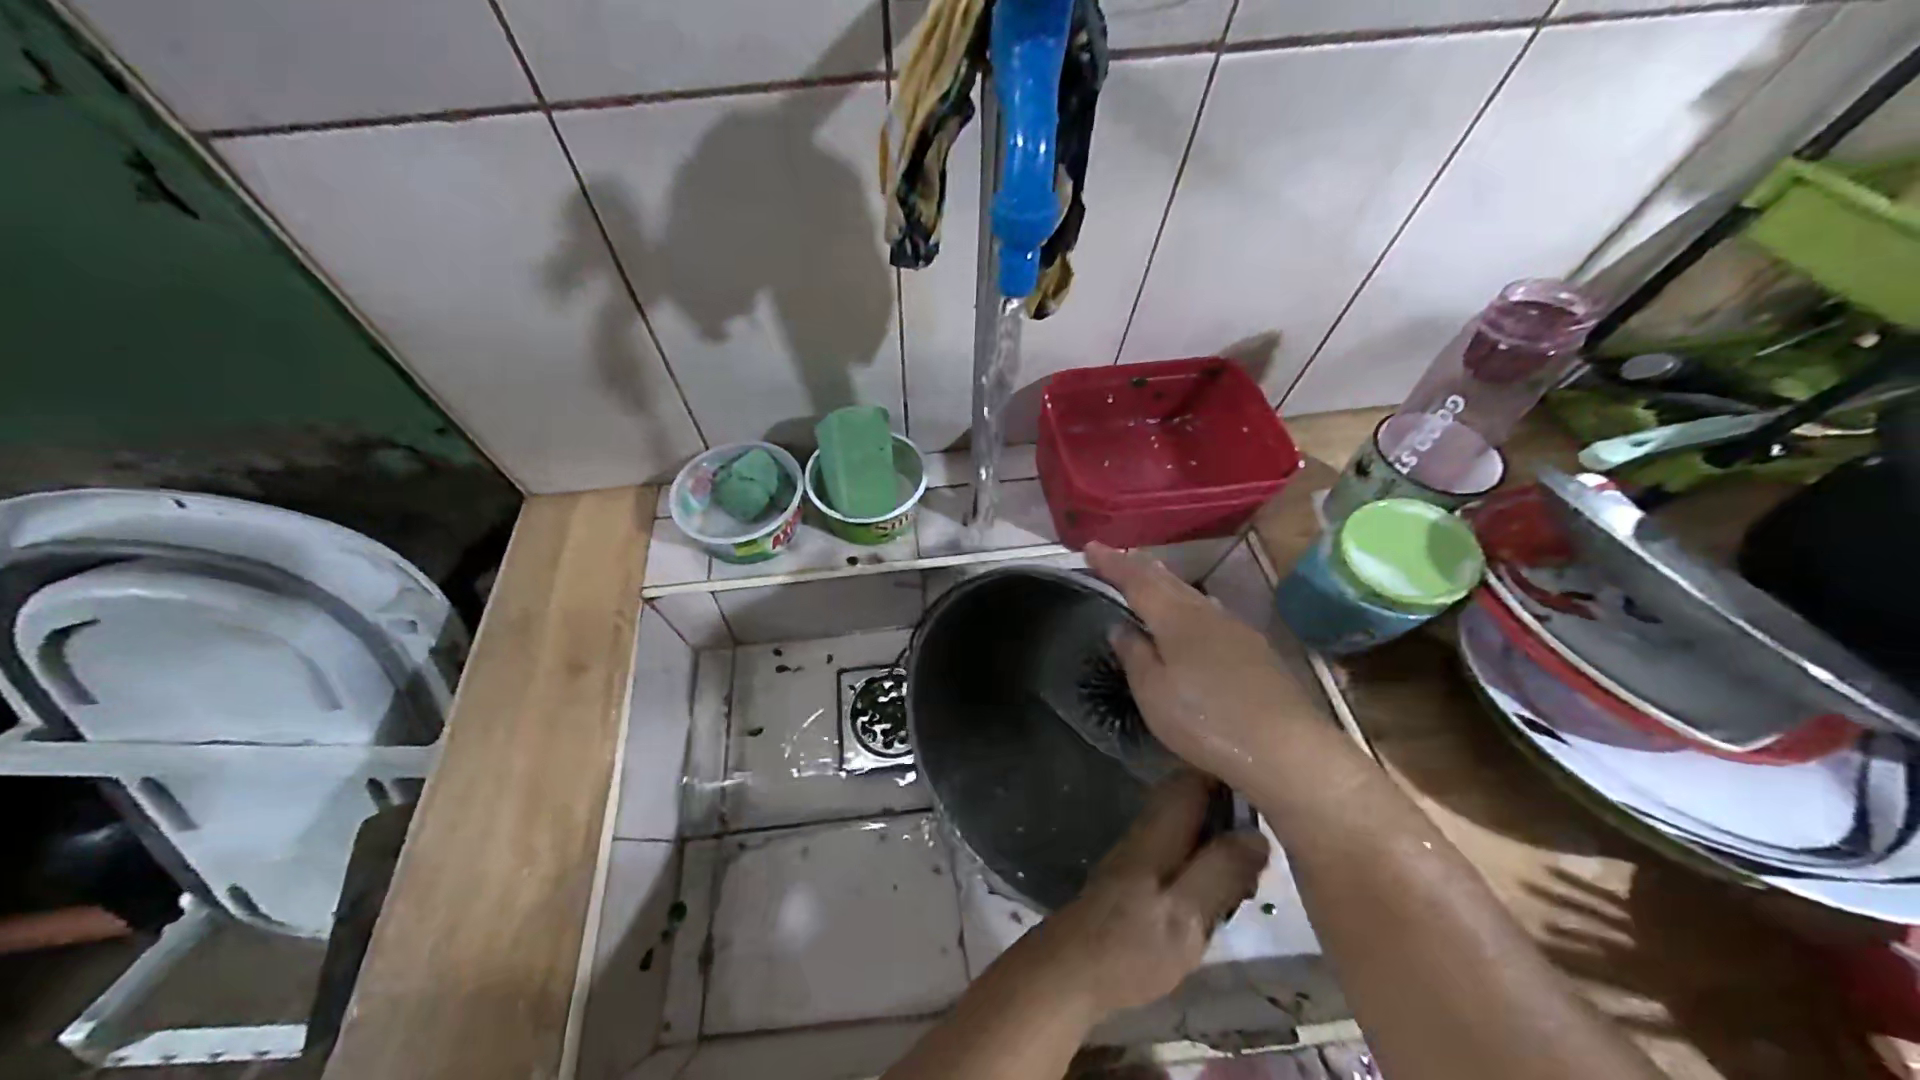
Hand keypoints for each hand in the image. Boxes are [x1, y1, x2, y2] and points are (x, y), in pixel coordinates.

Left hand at [1019, 773, 1267, 1018]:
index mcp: (1159, 829)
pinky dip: (1204, 863)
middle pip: (1192, 799)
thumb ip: (1221, 872)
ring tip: (1251, 876)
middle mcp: (1147, 830)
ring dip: (1219, 842)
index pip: (1193, 777)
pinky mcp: (1137, 876)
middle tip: (1264, 849)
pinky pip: (1179, 852)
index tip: (1266, 795)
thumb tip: (1257, 835)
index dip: (1229, 776)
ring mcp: (1139, 852)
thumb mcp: (1186, 915)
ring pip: (1188, 827)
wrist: (1070, 972)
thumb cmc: (1130, 946)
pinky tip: (1221, 896)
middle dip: (1230, 814)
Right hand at [1086, 541, 1319, 790]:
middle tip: (1116, 558)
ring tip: (1149, 579)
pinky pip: (1209, 613)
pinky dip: (1188, 604)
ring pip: (1192, 594)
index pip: (1137, 579)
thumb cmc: (1206, 720)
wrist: (1286, 748)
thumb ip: (1135, 655)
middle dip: (1139, 566)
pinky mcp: (1254, 650)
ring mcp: (1236, 629)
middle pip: (1168, 580)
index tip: (1090, 547)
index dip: (1112, 563)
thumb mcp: (1154, 693)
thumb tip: (1120, 626)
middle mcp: (1207, 613)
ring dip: (1166, 583)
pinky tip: (1190, 616)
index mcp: (1176, 618)